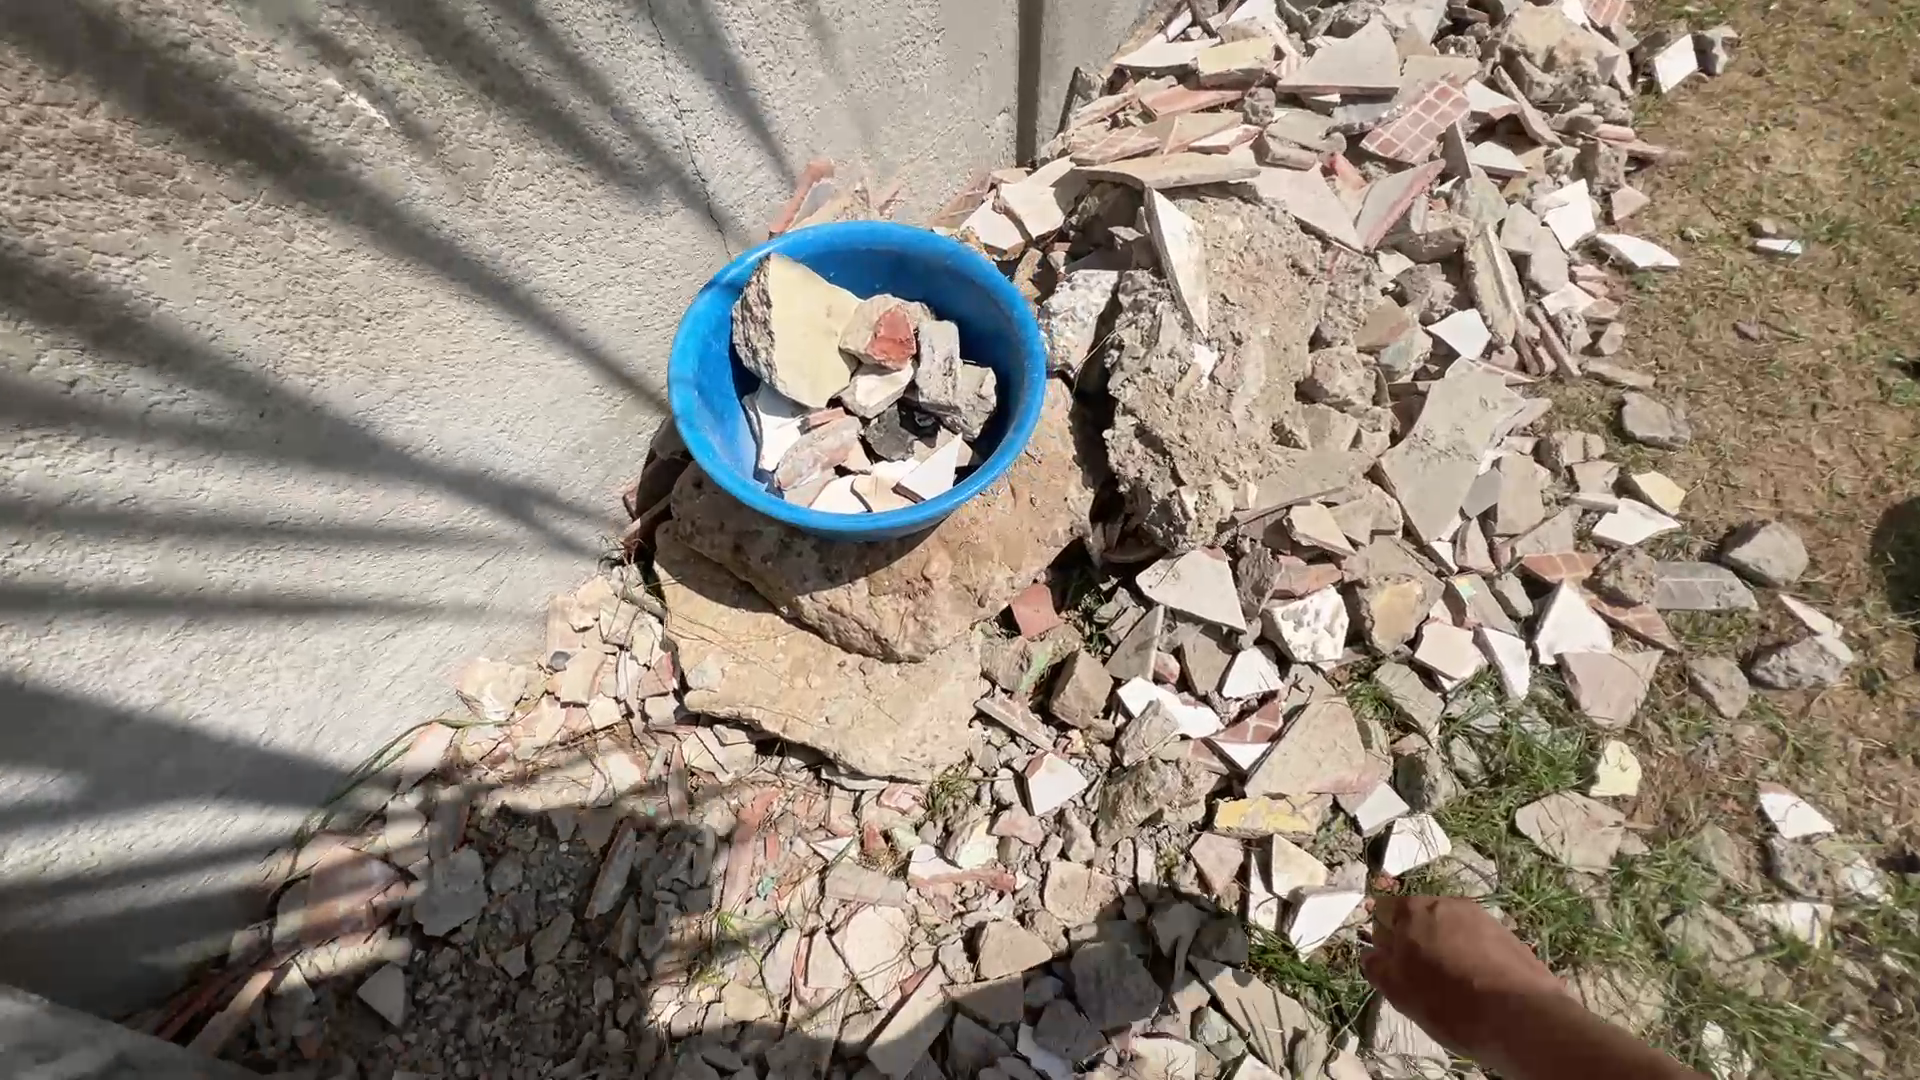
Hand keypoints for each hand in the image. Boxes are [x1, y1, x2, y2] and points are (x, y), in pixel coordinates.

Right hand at [1361, 895, 1567, 1060]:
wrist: (1527, 1021)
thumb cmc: (1452, 1003)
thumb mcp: (1400, 992)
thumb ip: (1376, 967)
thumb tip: (1371, 955)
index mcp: (1412, 909)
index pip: (1383, 911)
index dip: (1384, 938)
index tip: (1394, 965)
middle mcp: (1445, 902)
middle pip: (1419, 917)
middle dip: (1416, 941)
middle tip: (1423, 977)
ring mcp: (1481, 917)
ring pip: (1451, 929)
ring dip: (1447, 948)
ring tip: (1456, 984)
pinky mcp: (1510, 936)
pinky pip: (1479, 941)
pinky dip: (1474, 957)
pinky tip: (1482, 986)